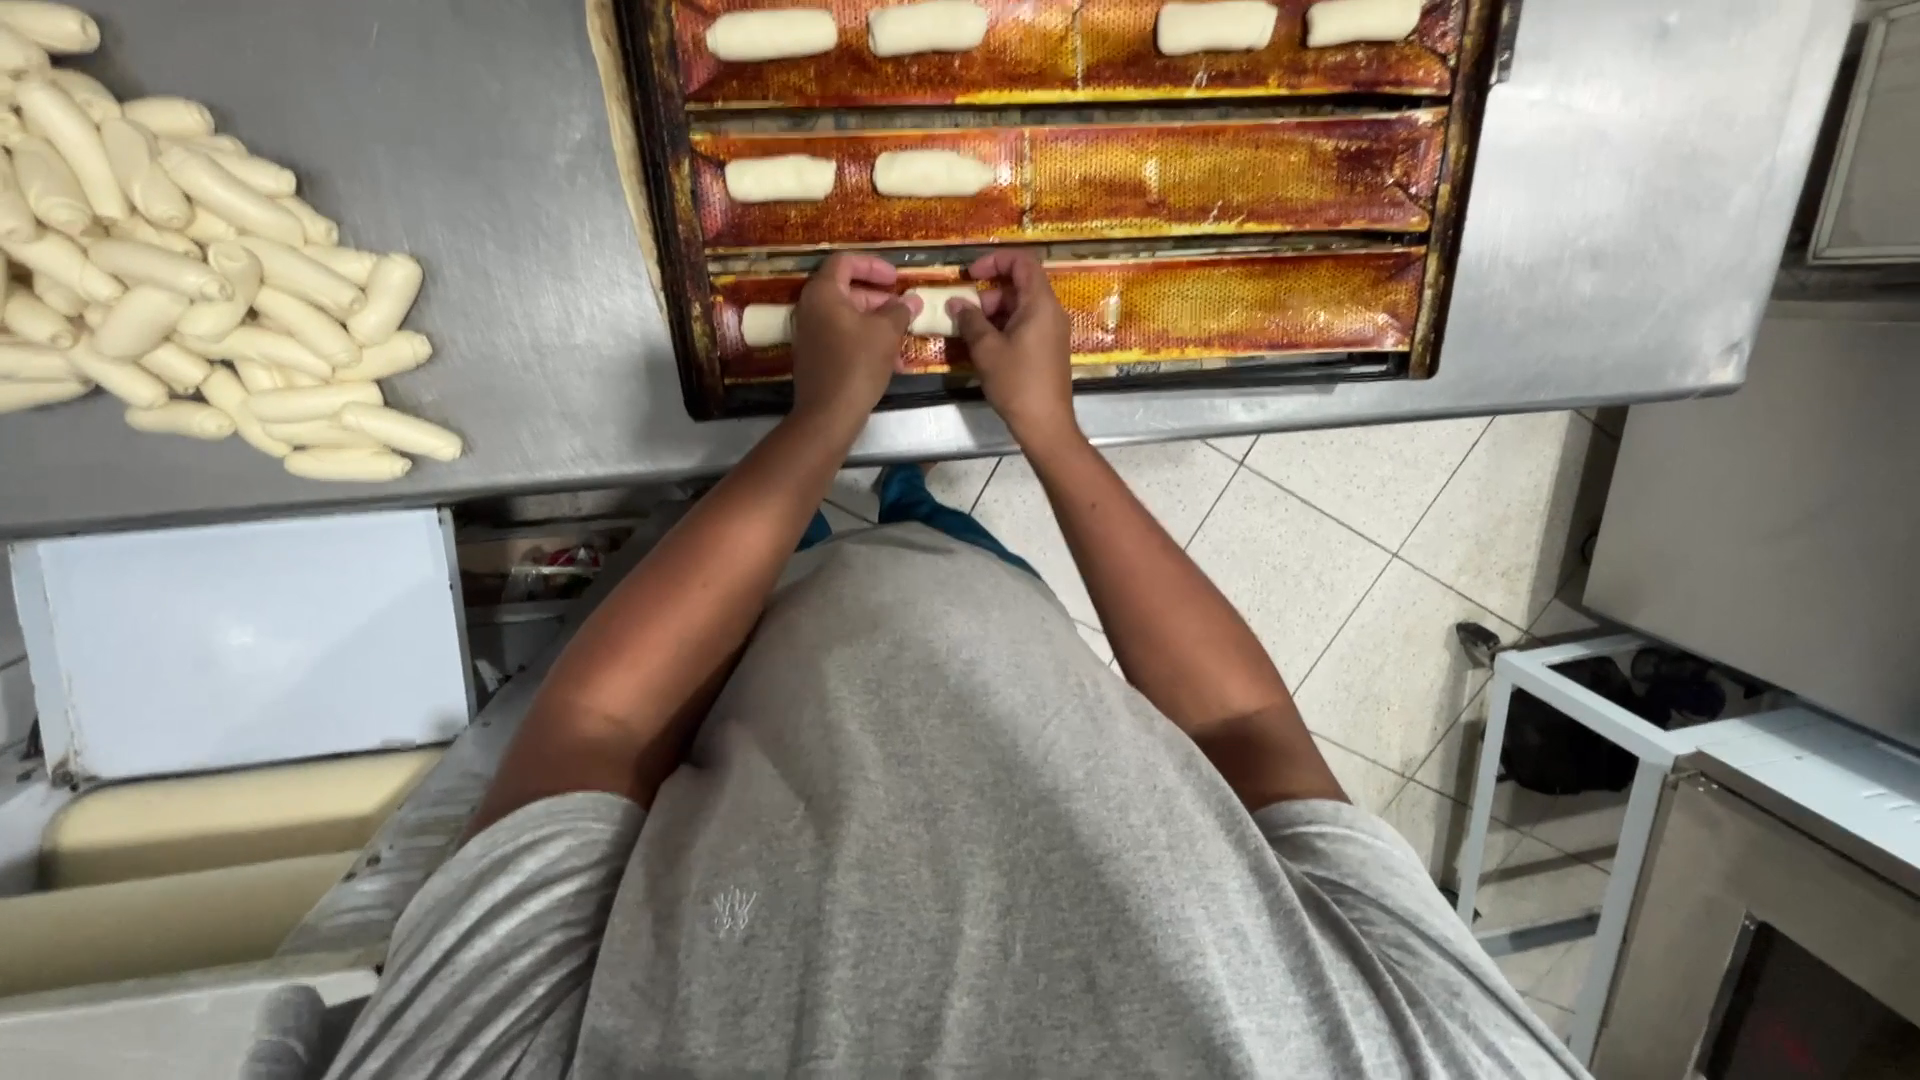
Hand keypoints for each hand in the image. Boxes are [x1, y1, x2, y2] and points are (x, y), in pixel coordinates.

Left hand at [788, 253, 918, 424]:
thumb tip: (912, 300)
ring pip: (849, 318)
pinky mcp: (817, 357)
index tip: (896, 279)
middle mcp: (812, 309)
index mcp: (823, 293)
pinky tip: (892, 362)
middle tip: (904, 310)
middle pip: (848, 290)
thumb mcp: (886, 332)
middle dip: (880, 299)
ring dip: (878, 324)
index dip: (873, 265)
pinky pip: (844, 339)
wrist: (829, 413)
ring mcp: (811, 334)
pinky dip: (866, 342)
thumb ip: (900, 311)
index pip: (846, 261)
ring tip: (903, 340)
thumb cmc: (857, 364)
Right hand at [949, 250, 1076, 447]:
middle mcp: (1051, 312)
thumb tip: (955, 302)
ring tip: (971, 335)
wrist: (1045, 423)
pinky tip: (987, 348)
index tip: (971, 275)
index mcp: (1040, 304)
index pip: (1022, 262)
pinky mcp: (1049, 348)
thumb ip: (970, 320)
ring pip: (1020, 308)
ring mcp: (1052, 331)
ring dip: (993, 314)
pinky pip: (1026, 325)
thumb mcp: (986, 349)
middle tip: (966, 316)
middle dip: (989, 295)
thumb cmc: (1016, 383)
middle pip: (1019, 286)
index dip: (995, 260)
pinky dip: (1004, 328)